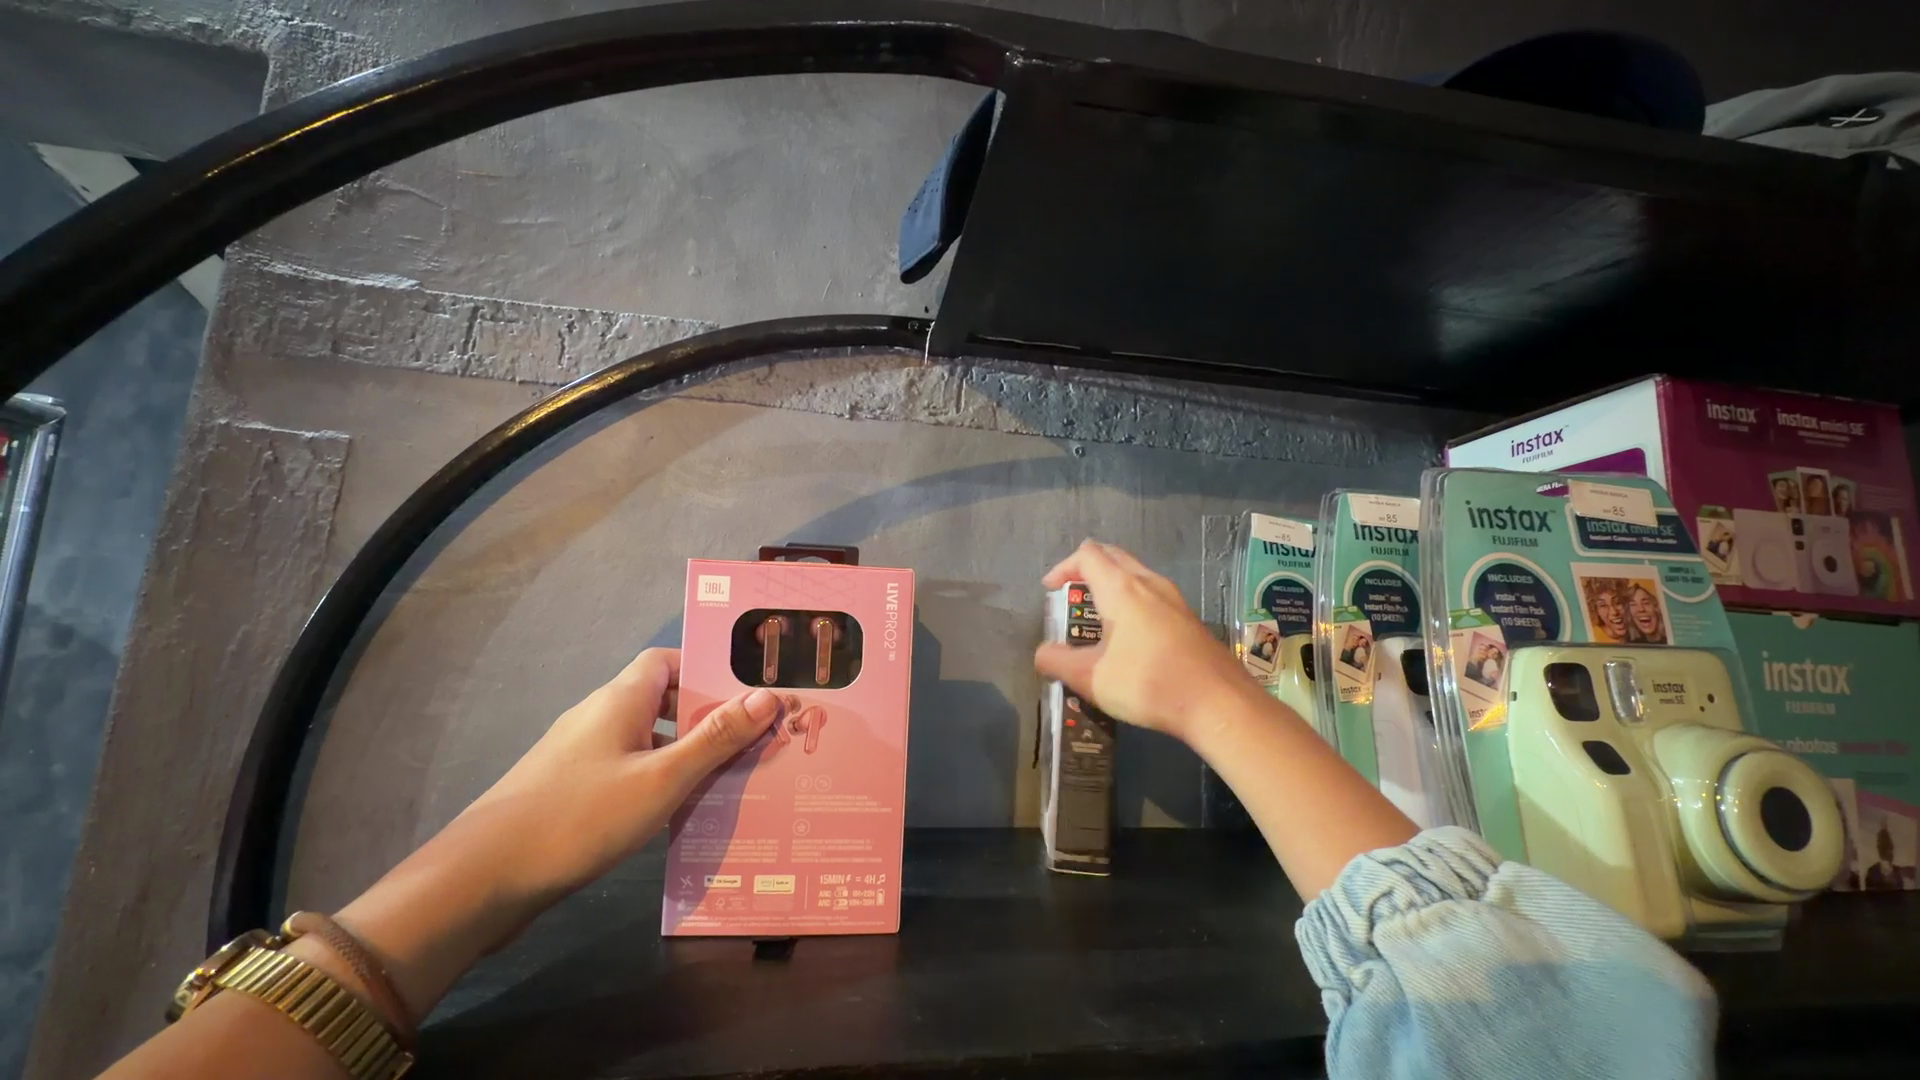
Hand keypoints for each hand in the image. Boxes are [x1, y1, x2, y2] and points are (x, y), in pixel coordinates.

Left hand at [459, 647, 783, 906]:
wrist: (483, 878)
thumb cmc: (581, 815)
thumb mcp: (662, 778)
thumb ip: (715, 738)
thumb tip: (767, 695)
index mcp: (620, 700)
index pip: (666, 660)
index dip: (706, 670)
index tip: (745, 693)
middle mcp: (598, 717)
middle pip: (660, 699)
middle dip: (704, 716)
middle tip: (751, 738)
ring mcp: (578, 755)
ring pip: (644, 740)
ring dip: (683, 753)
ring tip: (729, 777)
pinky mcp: (568, 790)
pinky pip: (626, 770)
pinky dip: (656, 781)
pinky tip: (678, 813)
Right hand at [1034, 540, 1262, 742]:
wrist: (1218, 703)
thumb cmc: (1149, 683)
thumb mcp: (1091, 678)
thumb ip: (1058, 662)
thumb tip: (1042, 654)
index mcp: (1121, 589)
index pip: (1087, 555)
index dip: (1063, 567)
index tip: (1051, 592)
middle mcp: (1149, 583)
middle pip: (1113, 556)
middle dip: (1087, 569)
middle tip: (1072, 595)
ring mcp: (1174, 599)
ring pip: (1136, 573)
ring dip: (1112, 584)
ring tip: (1098, 616)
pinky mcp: (1189, 618)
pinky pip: (1153, 593)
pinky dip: (1133, 599)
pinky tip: (1131, 635)